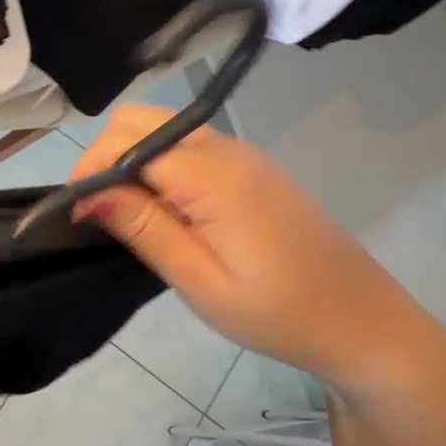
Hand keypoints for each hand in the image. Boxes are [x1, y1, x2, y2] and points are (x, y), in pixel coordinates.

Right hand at [69, 106, 435, 383]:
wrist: (367, 326)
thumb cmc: (279, 314)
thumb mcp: (200, 282)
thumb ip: (143, 228)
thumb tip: (87, 192)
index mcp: (217, 178)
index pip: (129, 142)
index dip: (92, 170)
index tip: (77, 214)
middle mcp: (229, 151)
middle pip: (139, 120)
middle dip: (103, 156)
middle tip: (96, 210)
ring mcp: (243, 156)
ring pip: (159, 126)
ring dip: (127, 158)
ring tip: (124, 212)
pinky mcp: (249, 169)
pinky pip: (183, 144)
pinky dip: (153, 163)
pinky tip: (159, 209)